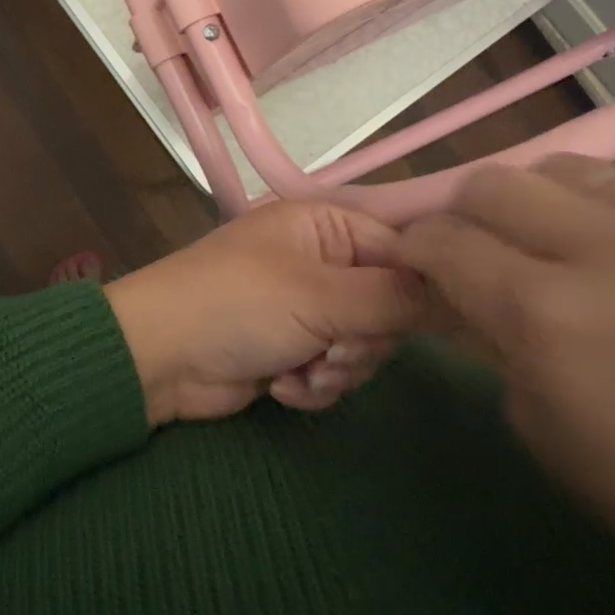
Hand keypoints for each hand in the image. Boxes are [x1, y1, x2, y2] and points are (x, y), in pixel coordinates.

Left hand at [105, 201, 424, 425]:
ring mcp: (306, 309)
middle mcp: (322, 262)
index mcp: (326, 226)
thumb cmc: (237, 306)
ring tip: (301, 371)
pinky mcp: (292, 352)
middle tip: (333, 350)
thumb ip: (394, 297)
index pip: (403, 250)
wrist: (158, 357)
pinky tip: (281, 387)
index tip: (426, 324)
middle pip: (389, 307)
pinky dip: (312, 386)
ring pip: (364, 347)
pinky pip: (334, 373)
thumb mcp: (319, 295)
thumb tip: (456, 294)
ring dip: (337, 369)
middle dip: (364, 341)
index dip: (419, 289)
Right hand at [397, 154, 614, 614]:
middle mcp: (604, 245)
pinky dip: (593, 201)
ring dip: (526, 200)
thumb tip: (456, 298)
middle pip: (491, 183)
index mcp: (548, 314)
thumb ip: (491, 345)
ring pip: (558, 166)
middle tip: (466, 258)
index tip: (407, 266)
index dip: (410, 248)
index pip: (443, 242)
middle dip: (458, 215)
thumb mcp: (549, 433)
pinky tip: (612, 246)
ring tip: (540, 247)